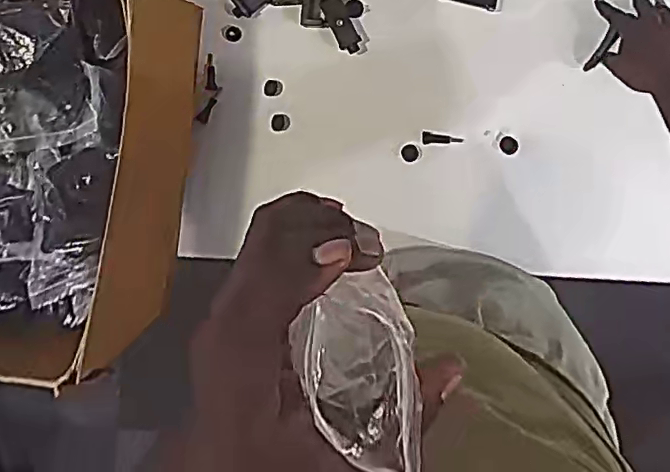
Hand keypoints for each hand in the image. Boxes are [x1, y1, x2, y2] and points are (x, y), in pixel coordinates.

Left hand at [176, 193, 462, 471]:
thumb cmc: (258, 466)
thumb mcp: (332, 459)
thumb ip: (395, 420)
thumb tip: (446, 371)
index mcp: (240, 355)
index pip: (272, 276)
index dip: (316, 252)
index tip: (361, 252)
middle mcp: (224, 320)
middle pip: (270, 235)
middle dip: (325, 226)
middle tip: (369, 243)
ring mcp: (222, 306)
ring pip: (265, 231)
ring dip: (314, 221)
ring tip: (355, 237)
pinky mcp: (230, 303)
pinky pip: (262, 243)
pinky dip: (299, 228)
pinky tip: (327, 240)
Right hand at [593, 0, 669, 97]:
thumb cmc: (650, 76)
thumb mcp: (620, 69)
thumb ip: (611, 58)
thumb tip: (608, 58)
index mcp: (632, 29)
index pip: (615, 15)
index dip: (606, 8)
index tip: (602, 3)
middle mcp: (652, 25)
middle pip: (643, 5)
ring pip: (663, 12)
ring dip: (658, 8)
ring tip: (657, 4)